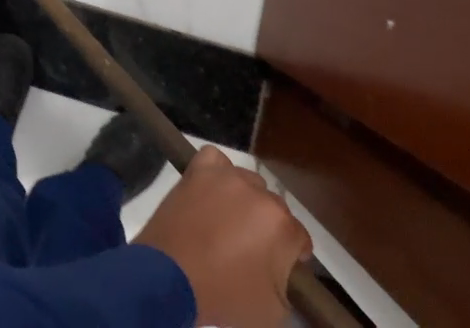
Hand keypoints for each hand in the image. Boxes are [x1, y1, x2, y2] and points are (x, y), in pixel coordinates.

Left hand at [133, 146, 310, 327]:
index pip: (300, 238)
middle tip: (251, 249)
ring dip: (245, 200)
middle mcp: (258, 193)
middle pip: (274, 208)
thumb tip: (279, 269)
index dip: (292, 256)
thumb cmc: (224, 295)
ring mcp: (226, 177)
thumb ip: (286, 284)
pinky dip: (217, 172)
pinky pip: (215, 159)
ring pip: (249, 183)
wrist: (168, 275)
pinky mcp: (197, 171)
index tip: (279, 267)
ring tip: (229, 221)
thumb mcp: (274, 309)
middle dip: (268, 228)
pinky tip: (213, 191)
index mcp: (282, 226)